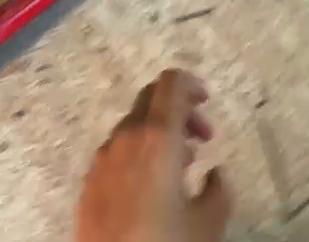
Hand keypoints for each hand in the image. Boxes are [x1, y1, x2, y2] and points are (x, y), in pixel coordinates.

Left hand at [75, 69, 230, 241]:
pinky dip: (138, 152)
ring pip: (133, 125)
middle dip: (178, 109)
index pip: (170, 83)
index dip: (191, 84)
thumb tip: (215, 173)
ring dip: (158, 133)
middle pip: (150, 98)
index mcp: (157, 136)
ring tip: (181, 169)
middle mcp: (126, 136)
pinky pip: (118, 149)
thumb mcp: (208, 224)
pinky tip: (151, 187)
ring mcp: (103, 156)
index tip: (207, 103)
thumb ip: (219, 190)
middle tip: (202, 140)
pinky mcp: (90, 179)